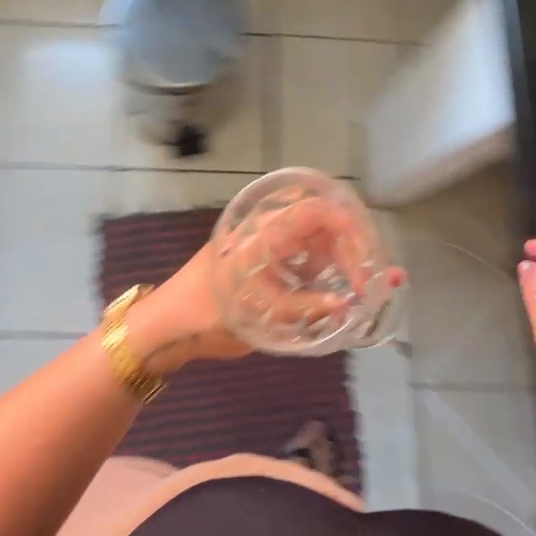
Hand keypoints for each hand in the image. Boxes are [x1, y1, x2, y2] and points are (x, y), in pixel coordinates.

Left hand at [125, 200, 406, 370]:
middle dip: (353, 246)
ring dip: (343, 256)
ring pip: (317, 236)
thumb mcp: (259, 317)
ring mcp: (266, 243)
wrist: (165, 325)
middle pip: (324, 220)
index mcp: (264, 231)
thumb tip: (349, 306)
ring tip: (365, 286)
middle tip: (370, 282)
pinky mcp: (265, 260)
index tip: (365, 267)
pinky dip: (327, 267)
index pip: (318, 210)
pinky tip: (344, 288)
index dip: (350, 231)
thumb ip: (306, 308)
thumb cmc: (206, 316)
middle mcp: (268, 228)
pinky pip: (305, 254)